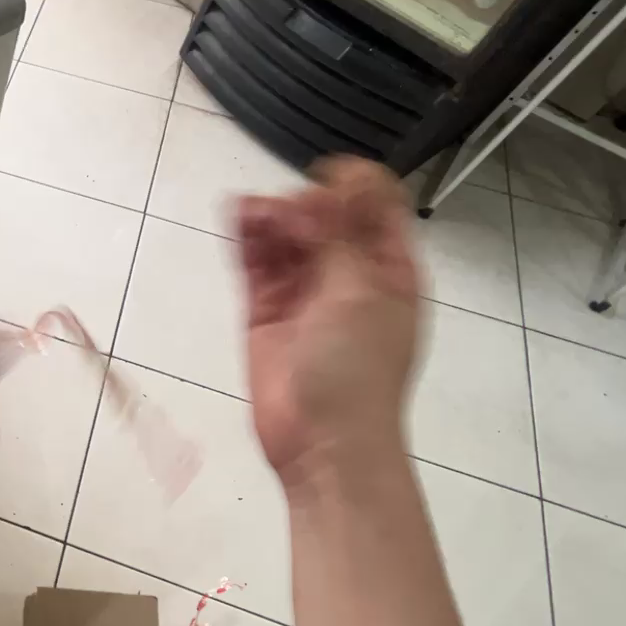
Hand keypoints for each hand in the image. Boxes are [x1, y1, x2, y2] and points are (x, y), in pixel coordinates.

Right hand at [235, 157, 420, 483]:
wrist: (322, 441)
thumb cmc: (357, 370)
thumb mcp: (360, 295)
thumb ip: (338, 238)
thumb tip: (327, 187)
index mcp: (389, 267)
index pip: (374, 206)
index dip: (351, 185)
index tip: (322, 186)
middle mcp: (347, 273)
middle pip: (322, 217)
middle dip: (301, 204)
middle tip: (284, 217)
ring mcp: (303, 292)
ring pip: (284, 238)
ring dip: (268, 217)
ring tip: (247, 211)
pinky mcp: (264, 310)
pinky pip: (256, 266)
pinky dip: (246, 240)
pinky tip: (235, 218)